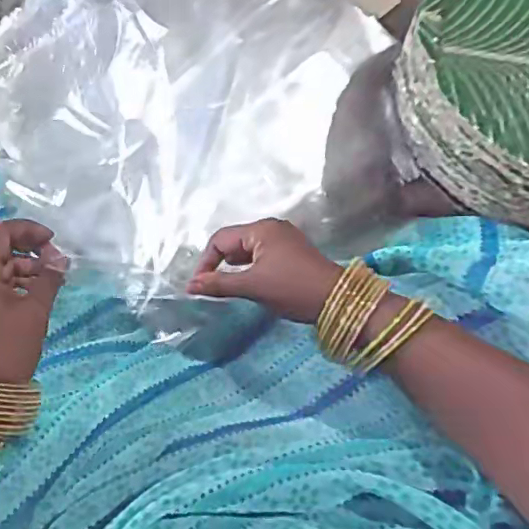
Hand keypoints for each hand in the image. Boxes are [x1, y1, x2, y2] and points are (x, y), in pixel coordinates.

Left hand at [0, 220, 68, 382]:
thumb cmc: (10, 347)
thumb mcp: (35, 310)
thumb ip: (49, 279)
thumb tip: (61, 260)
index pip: (0, 233)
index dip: (28, 230)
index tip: (52, 241)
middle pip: (1, 249)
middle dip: (31, 252)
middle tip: (57, 265)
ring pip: (2, 268)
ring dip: (28, 269)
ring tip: (53, 282)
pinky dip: (19, 284)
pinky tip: (39, 294)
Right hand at [187, 218, 342, 323]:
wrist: (338, 300)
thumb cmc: (292, 289)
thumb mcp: (252, 287)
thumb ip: (219, 284)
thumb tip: (190, 286)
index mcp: (261, 230)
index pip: (220, 239)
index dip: (206, 262)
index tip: (200, 285)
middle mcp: (271, 228)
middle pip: (233, 242)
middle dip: (219, 264)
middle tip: (213, 287)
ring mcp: (284, 239)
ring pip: (247, 250)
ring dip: (234, 267)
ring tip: (229, 287)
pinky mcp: (292, 252)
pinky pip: (261, 255)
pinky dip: (250, 268)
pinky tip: (250, 283)